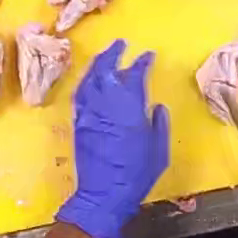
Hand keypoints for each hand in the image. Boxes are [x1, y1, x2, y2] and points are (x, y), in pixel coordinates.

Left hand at [56, 39, 169, 237]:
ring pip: (90, 80)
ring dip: (97, 64)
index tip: (148, 55)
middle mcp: (106, 106)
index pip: (134, 77)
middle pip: (106, 71)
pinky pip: (81, 94)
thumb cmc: (136, 174)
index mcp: (129, 110)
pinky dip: (87, 82)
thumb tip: (156, 106)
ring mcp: (89, 113)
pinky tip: (91, 79)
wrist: (103, 194)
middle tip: (121, 43)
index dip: (141, 63)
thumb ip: (158, 124)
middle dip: (113, 54)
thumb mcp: (157, 150)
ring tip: (105, 56)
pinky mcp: (79, 123)